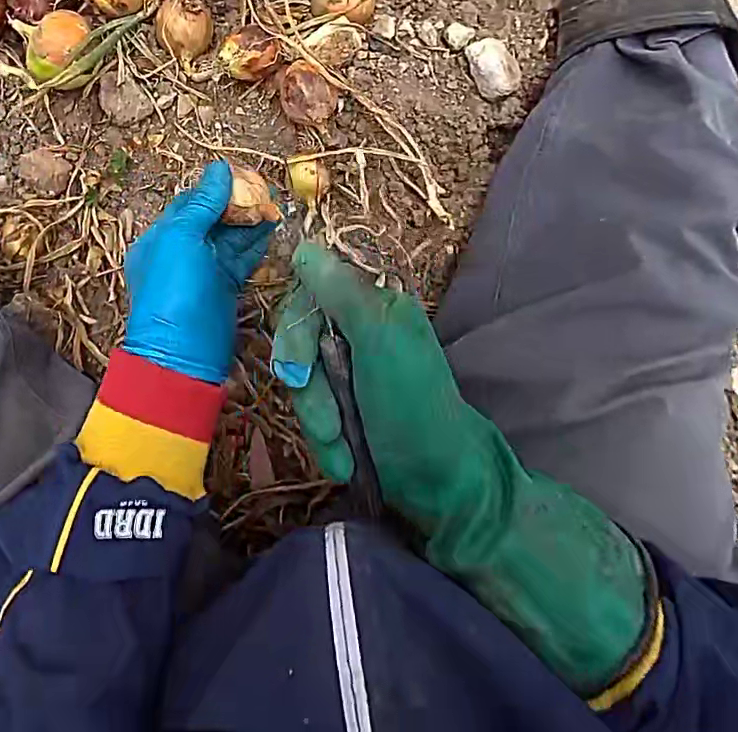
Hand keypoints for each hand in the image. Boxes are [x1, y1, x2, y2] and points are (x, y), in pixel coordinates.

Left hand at [120, 160, 276, 383]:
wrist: (183, 354)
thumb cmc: (174, 291)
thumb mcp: (181, 239)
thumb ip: (202, 204)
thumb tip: (218, 169)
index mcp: (160, 238)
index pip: (189, 203)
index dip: (214, 189)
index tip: (240, 175)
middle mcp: (180, 251)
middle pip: (212, 218)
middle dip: (236, 204)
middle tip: (265, 188)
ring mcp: (204, 270)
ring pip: (230, 237)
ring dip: (250, 220)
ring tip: (274, 203)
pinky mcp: (225, 286)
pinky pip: (242, 257)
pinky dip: (256, 242)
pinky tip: (273, 226)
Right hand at [270, 241, 650, 698]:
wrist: (443, 490)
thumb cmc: (414, 411)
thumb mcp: (380, 344)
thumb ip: (342, 292)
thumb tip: (304, 246)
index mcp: (373, 305)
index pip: (304, 295)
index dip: (295, 334)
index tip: (300, 370)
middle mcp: (357, 328)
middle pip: (295, 338)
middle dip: (308, 388)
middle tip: (328, 422)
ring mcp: (349, 366)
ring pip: (299, 376)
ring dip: (315, 417)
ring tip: (341, 446)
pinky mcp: (342, 400)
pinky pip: (308, 405)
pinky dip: (322, 435)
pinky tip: (342, 454)